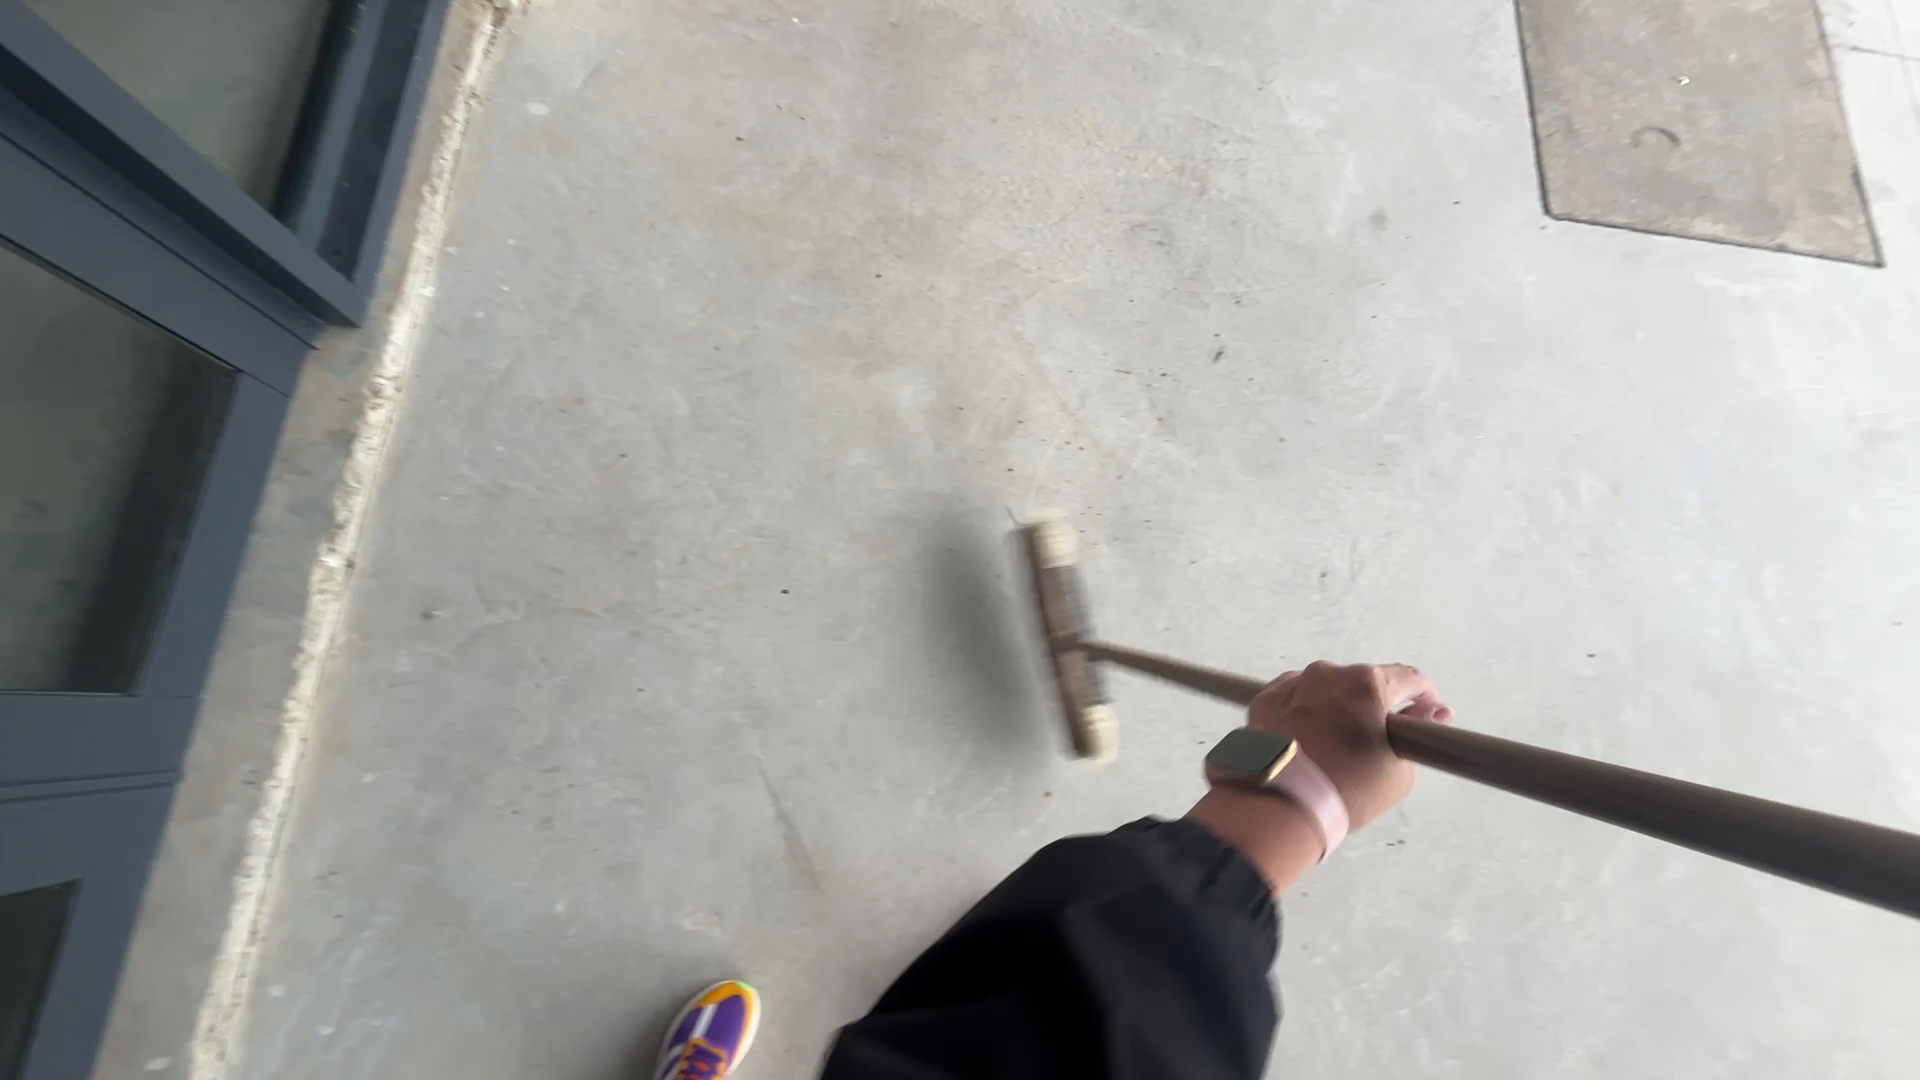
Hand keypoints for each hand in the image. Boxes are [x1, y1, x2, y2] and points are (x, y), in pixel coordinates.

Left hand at [1247, 661, 1452, 831]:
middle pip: (1360, 683)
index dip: (1425, 698)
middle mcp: (1325, 673)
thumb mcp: (1399, 769)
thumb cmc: (1349, 786)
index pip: (1409, 679)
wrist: (1280, 801)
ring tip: (1332, 743)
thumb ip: (1415, 732)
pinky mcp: (1262, 700)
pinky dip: (1301, 713)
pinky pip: (1291, 700)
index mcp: (1365, 682)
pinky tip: (1303, 739)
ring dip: (1333, 707)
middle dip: (1373, 705)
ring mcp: (1289, 683)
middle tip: (1373, 738)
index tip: (1429, 717)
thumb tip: (1428, 710)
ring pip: (1322, 689)